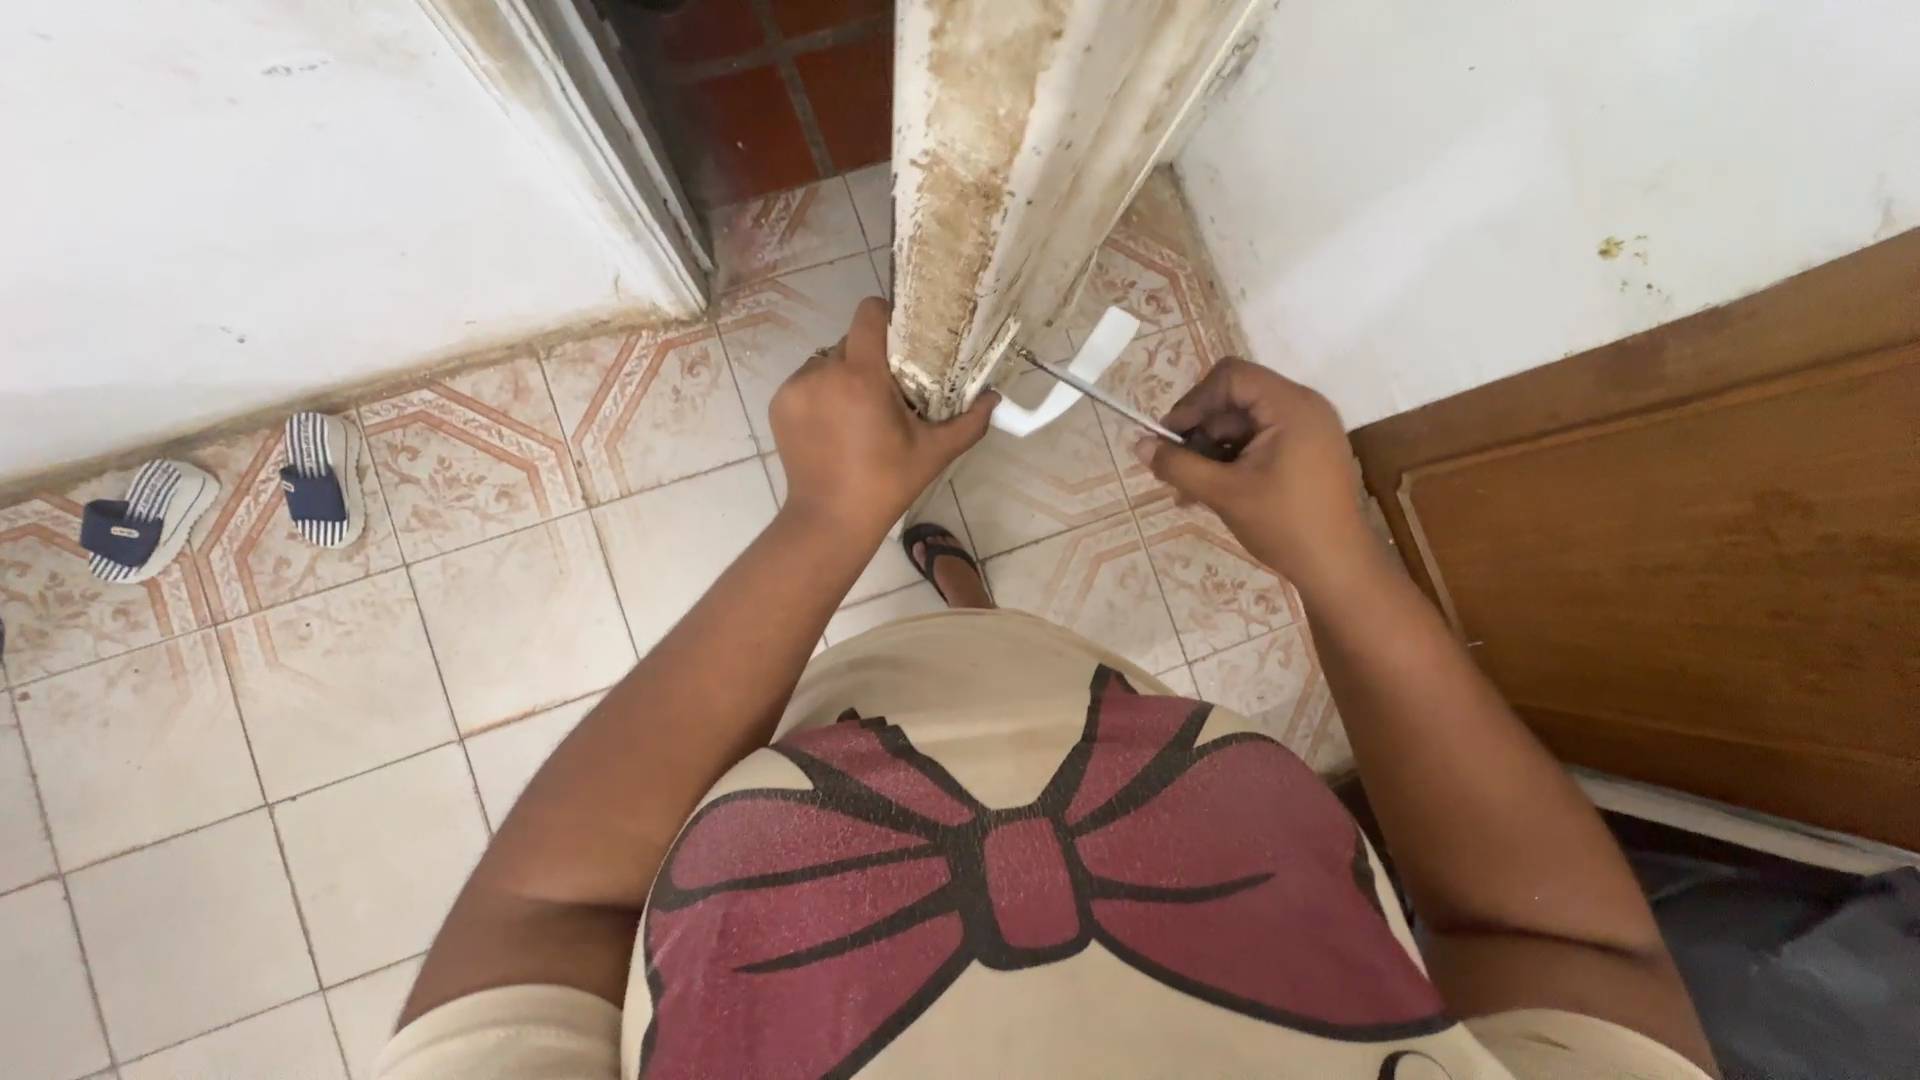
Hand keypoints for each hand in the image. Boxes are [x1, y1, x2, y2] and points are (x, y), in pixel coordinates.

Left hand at [770, 297, 998, 536]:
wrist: (830, 519)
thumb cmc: (886, 484)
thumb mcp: (933, 453)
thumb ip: (968, 422)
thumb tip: (994, 398)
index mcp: (861, 376)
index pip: (869, 314)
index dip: (887, 317)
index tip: (902, 339)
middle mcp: (823, 372)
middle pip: (850, 341)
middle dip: (869, 359)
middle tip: (887, 390)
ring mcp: (796, 388)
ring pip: (826, 362)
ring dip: (843, 376)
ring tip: (858, 412)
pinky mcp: (779, 404)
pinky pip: (806, 382)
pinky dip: (821, 394)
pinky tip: (834, 425)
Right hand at [1134, 358, 1373, 592]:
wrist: (1337, 567)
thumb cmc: (1284, 524)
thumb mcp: (1223, 493)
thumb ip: (1178, 465)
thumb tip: (1139, 446)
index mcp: (1291, 406)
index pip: (1231, 376)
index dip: (1194, 401)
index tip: (1170, 437)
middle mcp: (1302, 408)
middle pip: (1235, 400)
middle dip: (1199, 433)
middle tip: (1173, 467)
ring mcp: (1307, 431)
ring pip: (1242, 426)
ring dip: (1209, 452)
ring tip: (1186, 491)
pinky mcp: (1305, 453)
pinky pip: (1258, 443)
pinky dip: (1231, 462)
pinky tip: (1208, 493)